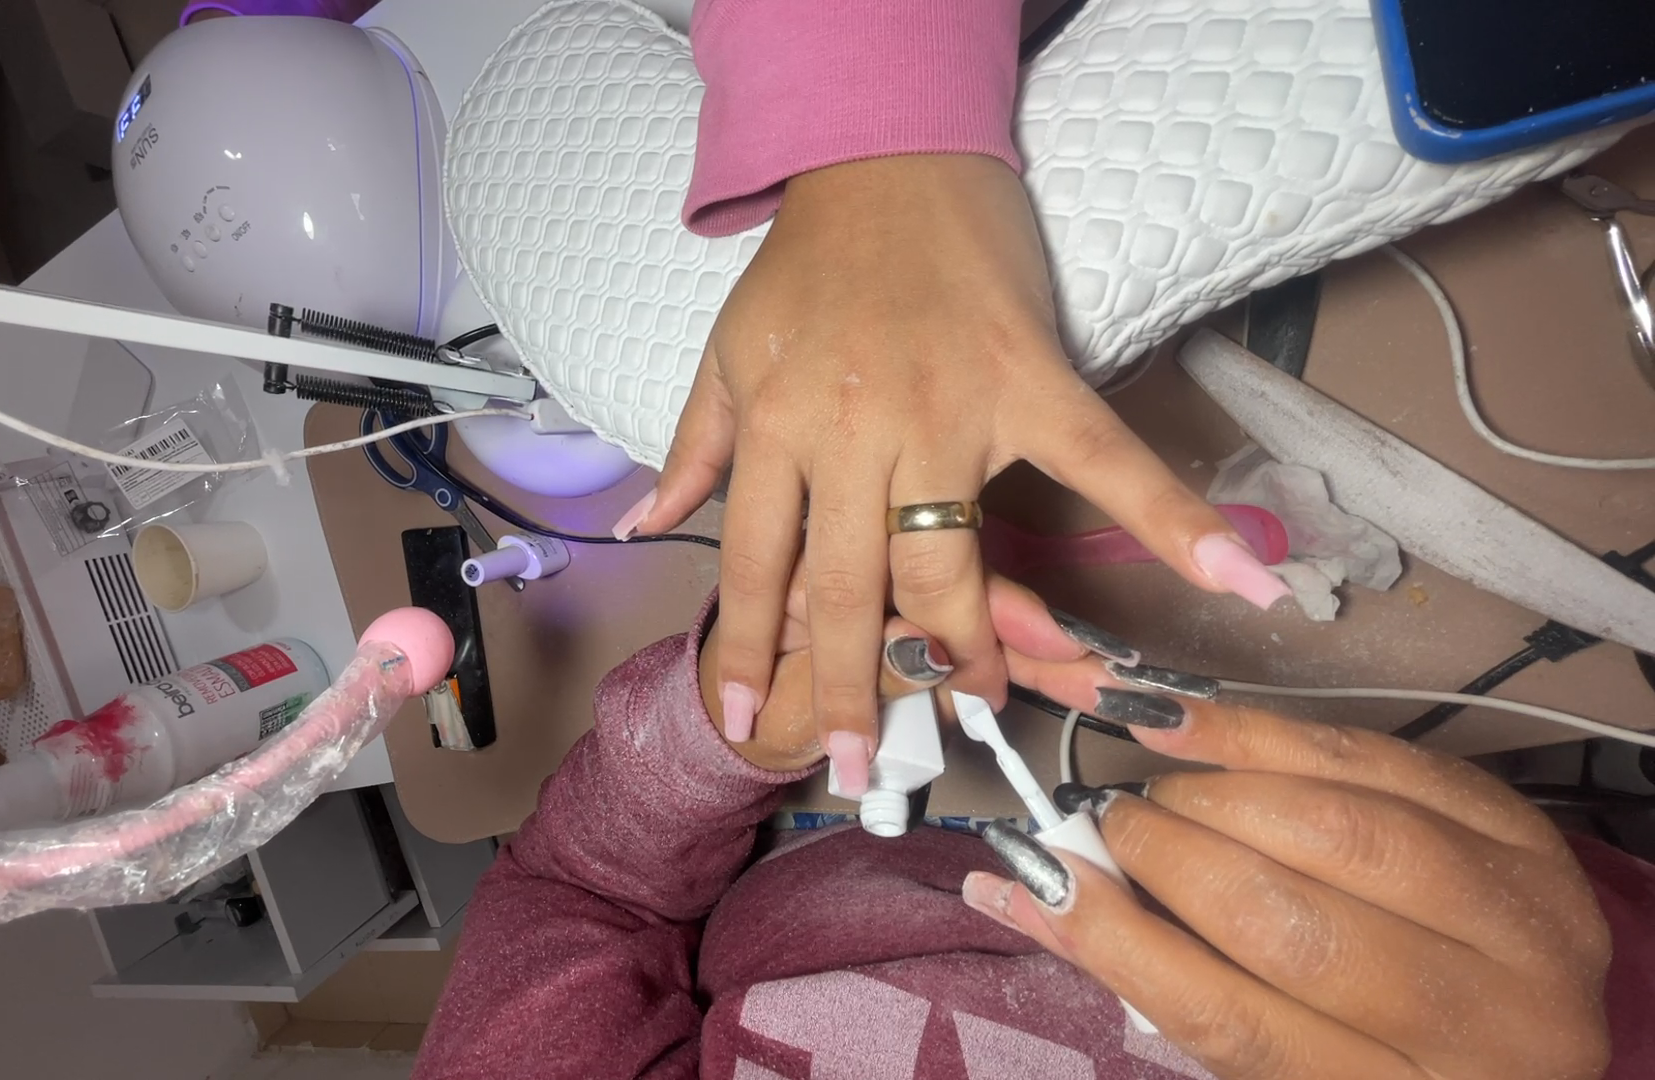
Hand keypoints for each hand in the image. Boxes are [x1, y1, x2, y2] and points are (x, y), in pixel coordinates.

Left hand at [630, 154, 1285, 795]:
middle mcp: (856, 430)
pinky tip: (1238, 584)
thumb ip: (689, 452)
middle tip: (852, 766)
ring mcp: (949, 409)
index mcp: (777, 426)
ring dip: (962, 644)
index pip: (755, 563)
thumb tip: (640, 526)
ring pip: (952, 555)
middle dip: (848, 685)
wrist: (885, 164)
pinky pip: (1104, 458)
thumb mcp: (724, 359)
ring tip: (972, 708)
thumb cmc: (799, 271)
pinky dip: (1172, 517)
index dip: (747, 649)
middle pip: (849, 584)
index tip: (737, 722)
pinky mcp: (1030, 380)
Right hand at [964, 672, 1611, 1079]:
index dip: (1118, 937)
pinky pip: (1362, 757)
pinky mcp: (1518, 828)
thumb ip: (1119, 951)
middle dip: (1164, 852)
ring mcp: (1523, 922)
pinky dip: (1249, 730)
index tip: (1041, 867)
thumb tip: (997, 884)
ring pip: (1336, 833)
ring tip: (1161, 791)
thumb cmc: (1343, 1025)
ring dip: (1209, 795)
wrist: (1498, 998)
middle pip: (1286, 925)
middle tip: (1109, 820)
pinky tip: (1175, 720)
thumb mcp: (1242, 1026)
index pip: (1230, 1020)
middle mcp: (1485, 1030)